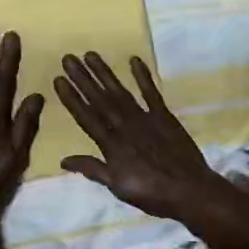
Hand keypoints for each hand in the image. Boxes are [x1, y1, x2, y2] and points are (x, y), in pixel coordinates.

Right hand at [52, 52, 235, 220]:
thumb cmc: (151, 193)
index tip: (59, 80)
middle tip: (68, 58)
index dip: (72, 99)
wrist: (189, 190)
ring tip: (90, 55)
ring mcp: (146, 119)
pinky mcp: (165, 116)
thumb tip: (63, 160)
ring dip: (105, 73)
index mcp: (112, 145)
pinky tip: (133, 60)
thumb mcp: (117, 187)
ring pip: (121, 92)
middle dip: (83, 79)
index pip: (87, 117)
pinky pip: (152, 93)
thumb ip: (92, 169)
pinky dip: (143, 76)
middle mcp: (126, 126)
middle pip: (100, 99)